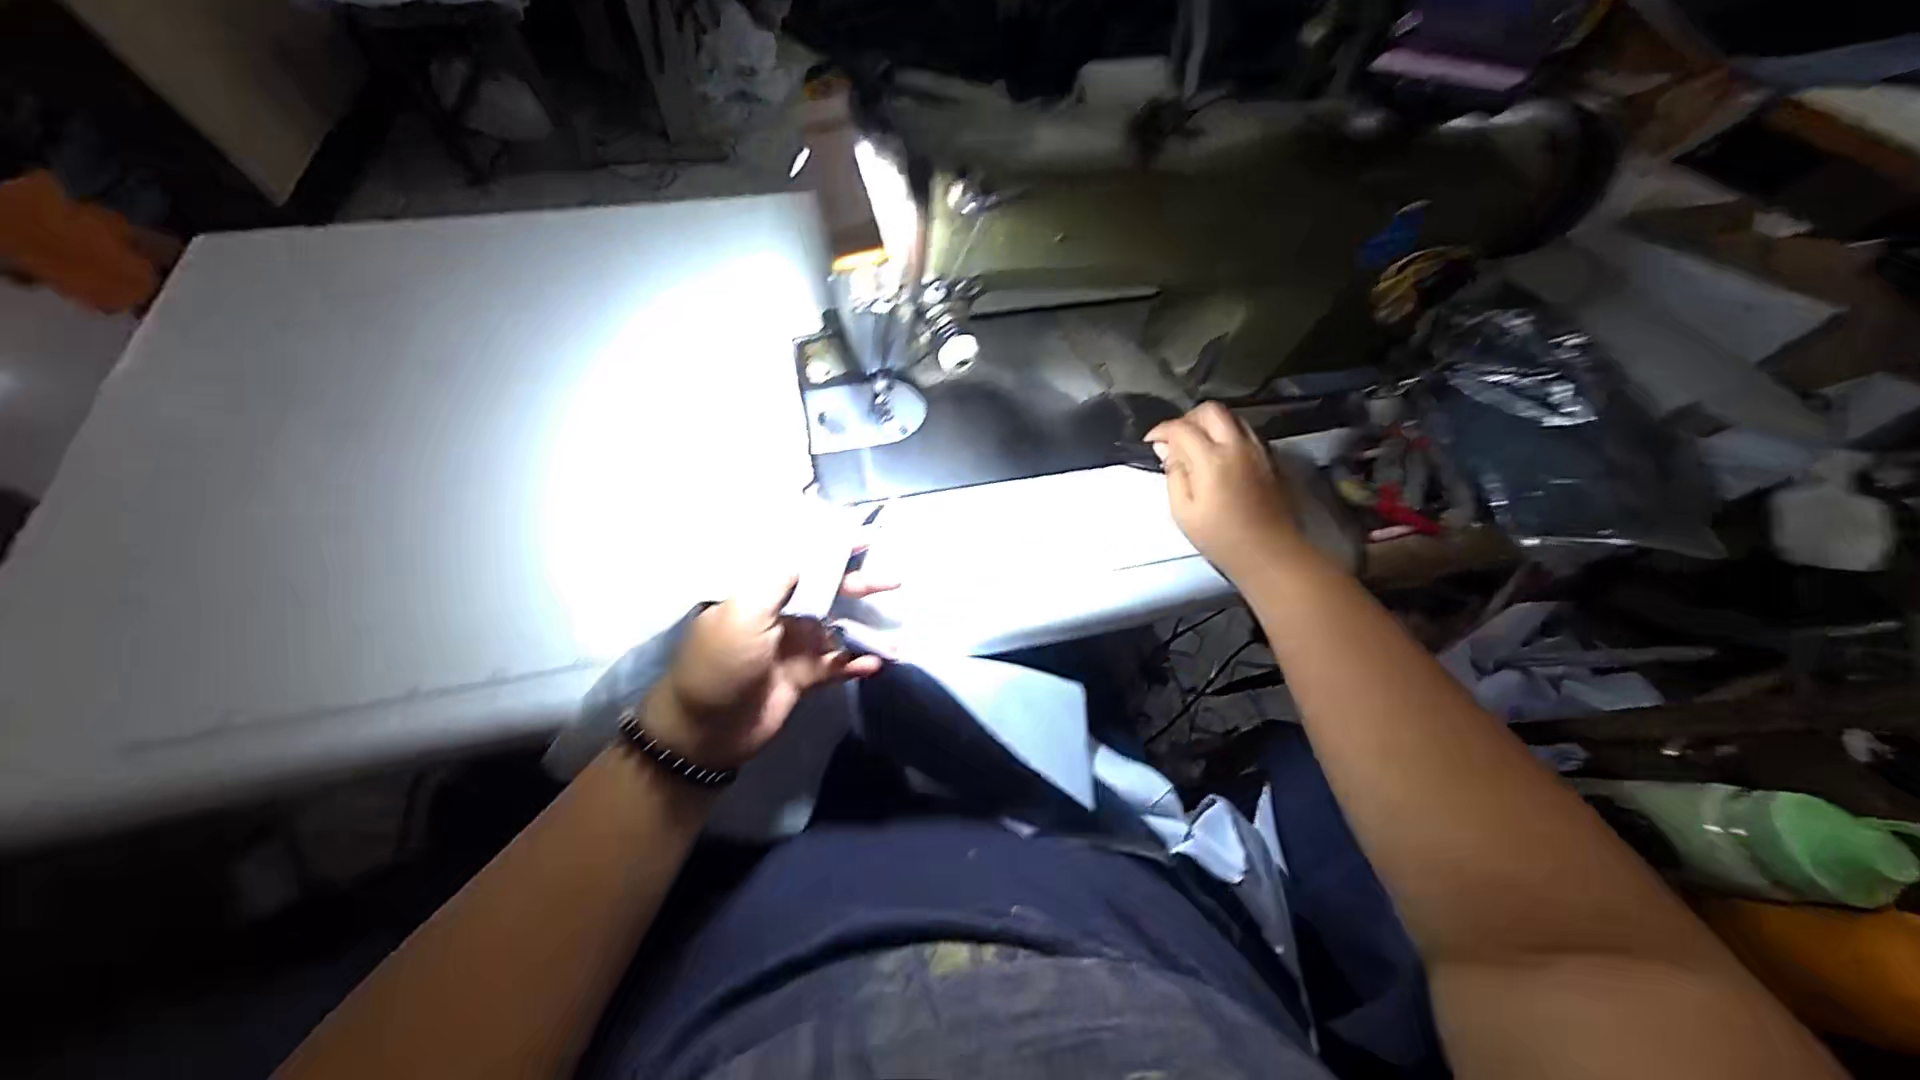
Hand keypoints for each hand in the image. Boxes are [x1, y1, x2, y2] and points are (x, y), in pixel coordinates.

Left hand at [646, 571, 895, 769]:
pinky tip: (876, 664)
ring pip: (838, 630)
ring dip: (866, 631)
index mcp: (759, 594)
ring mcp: (792, 646)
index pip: (800, 562)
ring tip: (896, 639)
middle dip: (859, 585)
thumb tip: (806, 554)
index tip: (863, 538)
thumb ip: (777, 583)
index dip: (830, 549)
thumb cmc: (720, 664)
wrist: (705, 730)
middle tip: (894, 581)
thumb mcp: (742, 615)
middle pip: (826, 593)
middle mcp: (778, 615)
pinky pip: (837, 665)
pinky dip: (856, 664)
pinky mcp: (803, 677)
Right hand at [1146, 402, 1303, 580]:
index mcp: (1213, 460)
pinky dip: (1226, 435)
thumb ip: (1174, 474)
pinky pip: (1245, 433)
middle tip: (1175, 440)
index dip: (1161, 431)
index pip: (1181, 428)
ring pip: (1231, 418)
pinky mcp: (1270, 458)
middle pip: (1210, 410)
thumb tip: (1166, 450)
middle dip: (1187, 419)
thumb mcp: (1184, 512)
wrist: (1270, 552)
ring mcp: (1258, 450)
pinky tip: (1218, 457)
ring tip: (1195, 447)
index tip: (1152, 442)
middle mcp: (1238, 446)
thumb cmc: (1221, 538)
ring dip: (1209, 425)